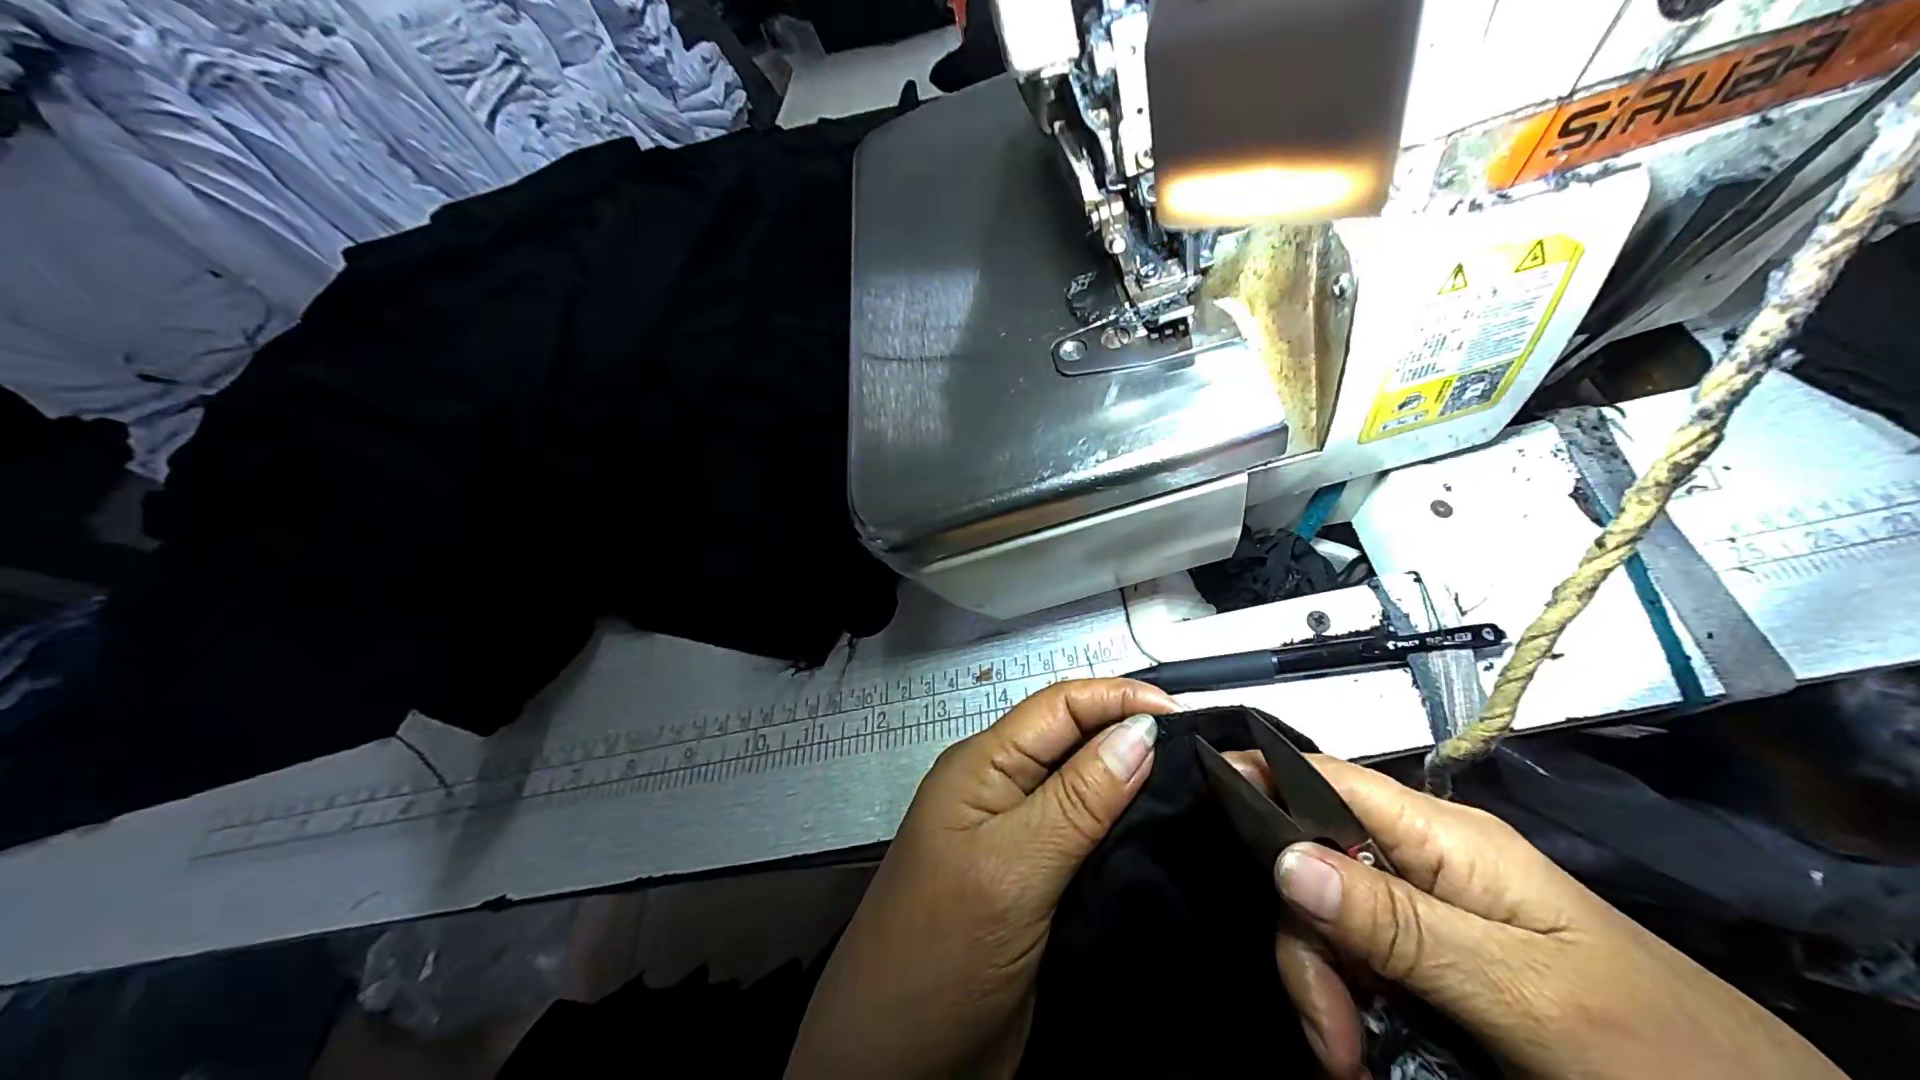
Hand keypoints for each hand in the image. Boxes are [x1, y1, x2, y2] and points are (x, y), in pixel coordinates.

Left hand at [786, 678, 1176, 1079]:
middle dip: (1134, 734)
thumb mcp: (1009, 868)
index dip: (1119, 698)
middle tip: (1205, 750)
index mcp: (982, 766)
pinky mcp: (1037, 883)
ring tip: (1199, 785)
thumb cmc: (938, 953)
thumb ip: (1076, 800)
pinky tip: (1166, 834)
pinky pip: (1089, 839)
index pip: (1058, 707)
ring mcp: (1019, 839)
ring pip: (1087, 789)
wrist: (897, 1061)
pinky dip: (1128, 829)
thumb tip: (1142, 732)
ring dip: (1136, 782)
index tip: (1185, 715)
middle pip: (1074, 740)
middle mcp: (1001, 791)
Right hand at [1259, 755, 1844, 1079]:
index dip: (1260, 772)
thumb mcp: (1524, 988)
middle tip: (1328, 1036)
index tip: (1203, 796)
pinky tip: (1363, 1052)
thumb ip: (1399, 921)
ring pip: (1327, 921)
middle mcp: (1425, 861)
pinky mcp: (1432, 960)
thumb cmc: (1654, 1042)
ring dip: (1324, 988)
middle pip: (1313, 867)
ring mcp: (1427, 912)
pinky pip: (1358, 963)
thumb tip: (1284, 855)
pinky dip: (1347, 1006)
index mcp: (1445, 838)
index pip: (1325, 777)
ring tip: (1350, 1061)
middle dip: (1305, 943)